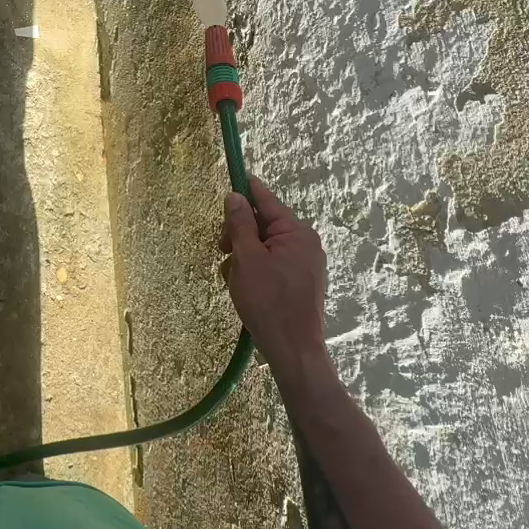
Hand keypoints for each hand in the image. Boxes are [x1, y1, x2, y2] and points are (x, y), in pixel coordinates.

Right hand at [220, 178, 327, 381]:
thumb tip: (235, 195)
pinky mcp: (299, 281)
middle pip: (262, 223)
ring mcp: (304, 263)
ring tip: (233, 278)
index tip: (231, 178)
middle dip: (238, 234)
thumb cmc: (269, 301)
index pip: (266, 199)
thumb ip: (240, 224)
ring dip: (242, 256)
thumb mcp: (247, 258)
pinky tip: (243, 288)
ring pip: (263, 245)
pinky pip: (271, 263)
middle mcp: (305, 243)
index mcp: (296, 232)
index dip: (245, 190)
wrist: (293, 350)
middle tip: (223, 251)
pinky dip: (254, 270)